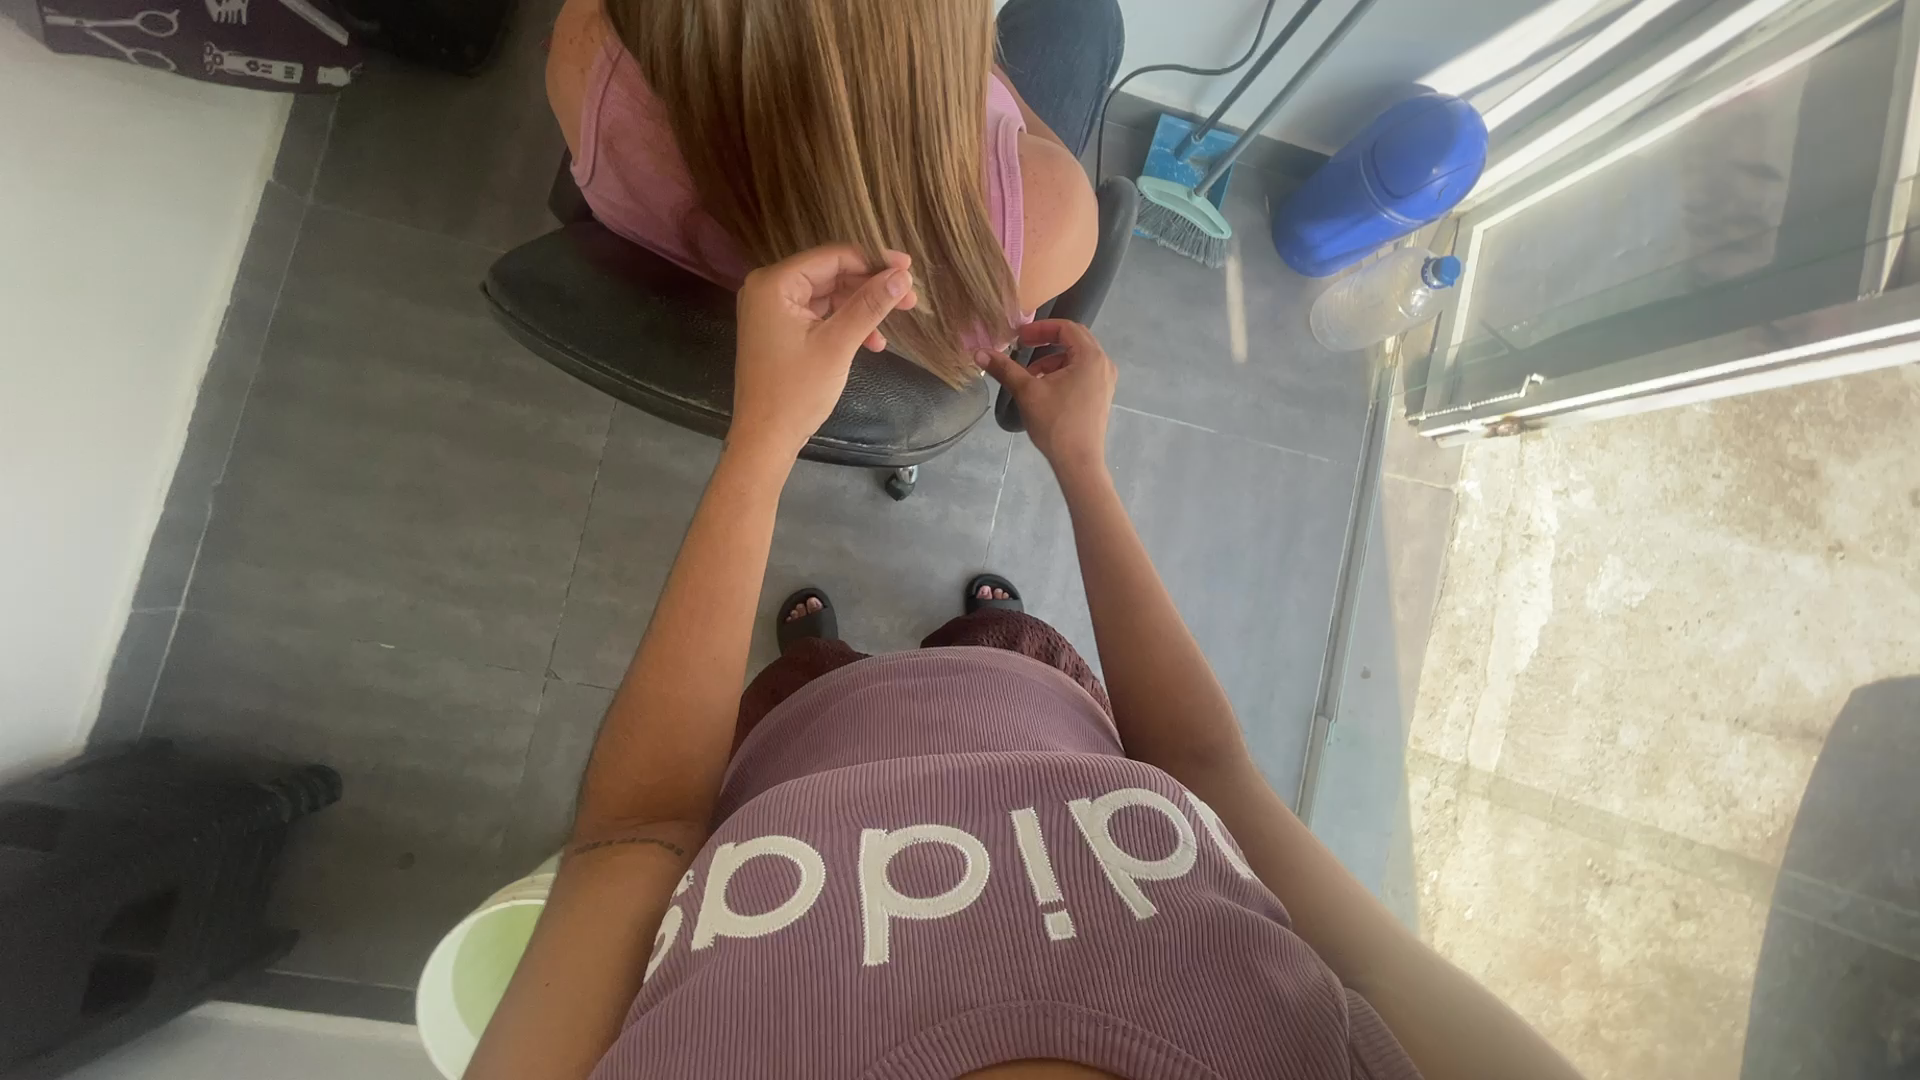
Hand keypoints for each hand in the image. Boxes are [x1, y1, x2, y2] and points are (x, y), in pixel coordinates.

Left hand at [730, 245, 917, 458]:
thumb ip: (869, 306)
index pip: (833, 257)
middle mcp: (769, 289)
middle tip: (908, 298)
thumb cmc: (797, 391)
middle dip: (870, 287)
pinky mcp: (780, 331)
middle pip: (831, 275)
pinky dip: (844, 324)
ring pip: (828, 296)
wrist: (766, 437)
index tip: (908, 269)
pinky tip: (871, 342)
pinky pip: (819, 316)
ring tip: (894, 321)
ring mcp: (773, 311)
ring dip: (861, 308)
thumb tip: (902, 276)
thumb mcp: (838, 344)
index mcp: (775, 283)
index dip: (873, 261)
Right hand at [975, 319, 1116, 477]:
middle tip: (1023, 347)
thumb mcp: (1027, 392)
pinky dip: (1063, 374)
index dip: (1040, 328)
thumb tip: (979, 352)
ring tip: (1031, 376)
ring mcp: (1105, 382)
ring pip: (1077, 359)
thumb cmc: (1055, 424)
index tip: (1019, 337)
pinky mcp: (1102, 397)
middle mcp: (1103, 365)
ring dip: (1052, 360)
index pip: (1067, 328)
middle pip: (1074, 340)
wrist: (1078, 462)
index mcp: (1091, 357)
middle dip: (1046, 342)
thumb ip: (1004, 368)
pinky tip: (1046, 391)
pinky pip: (1082, 374)